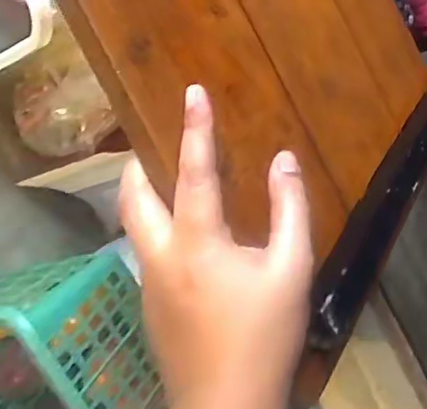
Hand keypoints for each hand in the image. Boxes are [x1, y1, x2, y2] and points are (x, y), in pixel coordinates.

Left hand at [120, 85, 311, 408]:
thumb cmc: (264, 334)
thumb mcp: (292, 266)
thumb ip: (290, 207)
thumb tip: (282, 159)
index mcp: (196, 244)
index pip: (195, 171)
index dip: (195, 128)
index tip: (191, 92)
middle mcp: (162, 259)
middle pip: (134, 202)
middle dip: (138, 165)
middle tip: (148, 137)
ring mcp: (151, 288)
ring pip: (137, 228)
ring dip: (145, 194)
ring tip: (167, 175)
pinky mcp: (153, 310)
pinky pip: (150, 251)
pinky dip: (158, 223)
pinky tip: (188, 232)